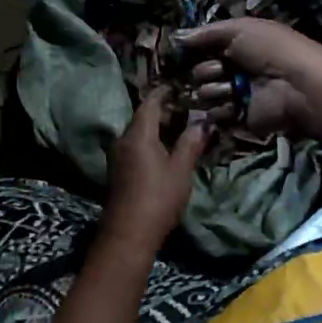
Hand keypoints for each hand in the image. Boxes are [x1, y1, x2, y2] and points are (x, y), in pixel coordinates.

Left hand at [104, 87, 208, 243]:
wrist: (128, 235)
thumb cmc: (158, 198)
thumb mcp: (181, 169)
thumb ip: (191, 142)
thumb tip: (203, 122)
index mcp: (138, 134)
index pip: (151, 103)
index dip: (165, 92)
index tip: (182, 87)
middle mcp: (123, 140)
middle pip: (143, 117)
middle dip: (166, 111)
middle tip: (190, 109)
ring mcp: (118, 156)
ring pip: (140, 132)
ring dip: (160, 128)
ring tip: (184, 129)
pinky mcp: (119, 171)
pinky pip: (136, 146)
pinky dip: (153, 141)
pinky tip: (169, 150)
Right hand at [178, 19, 321, 135]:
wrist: (296, 85)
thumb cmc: (271, 50)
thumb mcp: (239, 29)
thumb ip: (206, 33)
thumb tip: (176, 37)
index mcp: (237, 46)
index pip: (202, 49)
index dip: (193, 52)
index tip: (183, 52)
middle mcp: (233, 70)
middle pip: (198, 73)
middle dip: (208, 71)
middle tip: (226, 70)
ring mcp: (235, 96)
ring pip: (203, 95)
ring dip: (216, 90)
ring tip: (236, 88)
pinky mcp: (238, 118)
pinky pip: (214, 116)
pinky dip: (222, 110)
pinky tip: (236, 104)